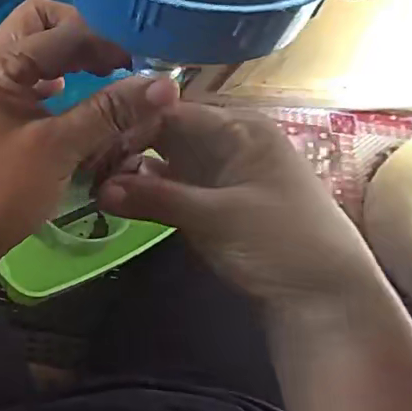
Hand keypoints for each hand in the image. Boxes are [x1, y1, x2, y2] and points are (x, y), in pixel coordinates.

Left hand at [0, 0, 177, 304]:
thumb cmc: (0, 191)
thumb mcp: (59, 148)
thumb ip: (110, 110)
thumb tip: (166, 84)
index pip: (61, 31)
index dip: (107, 39)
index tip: (148, 58)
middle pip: (38, 26)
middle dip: (81, 34)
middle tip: (119, 58)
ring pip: (31, 54)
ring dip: (67, 59)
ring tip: (107, 76)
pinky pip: (24, 83)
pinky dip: (52, 84)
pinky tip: (74, 100)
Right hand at [96, 103, 380, 309]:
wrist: (325, 298)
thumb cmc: (282, 243)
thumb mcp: (217, 216)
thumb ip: (156, 198)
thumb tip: (98, 190)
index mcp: (240, 130)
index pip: (171, 112)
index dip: (129, 128)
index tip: (92, 151)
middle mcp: (228, 143)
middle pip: (164, 133)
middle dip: (125, 149)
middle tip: (86, 170)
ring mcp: (219, 173)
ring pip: (163, 160)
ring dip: (131, 172)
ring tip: (94, 187)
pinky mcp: (211, 202)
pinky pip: (169, 186)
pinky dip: (145, 192)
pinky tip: (117, 201)